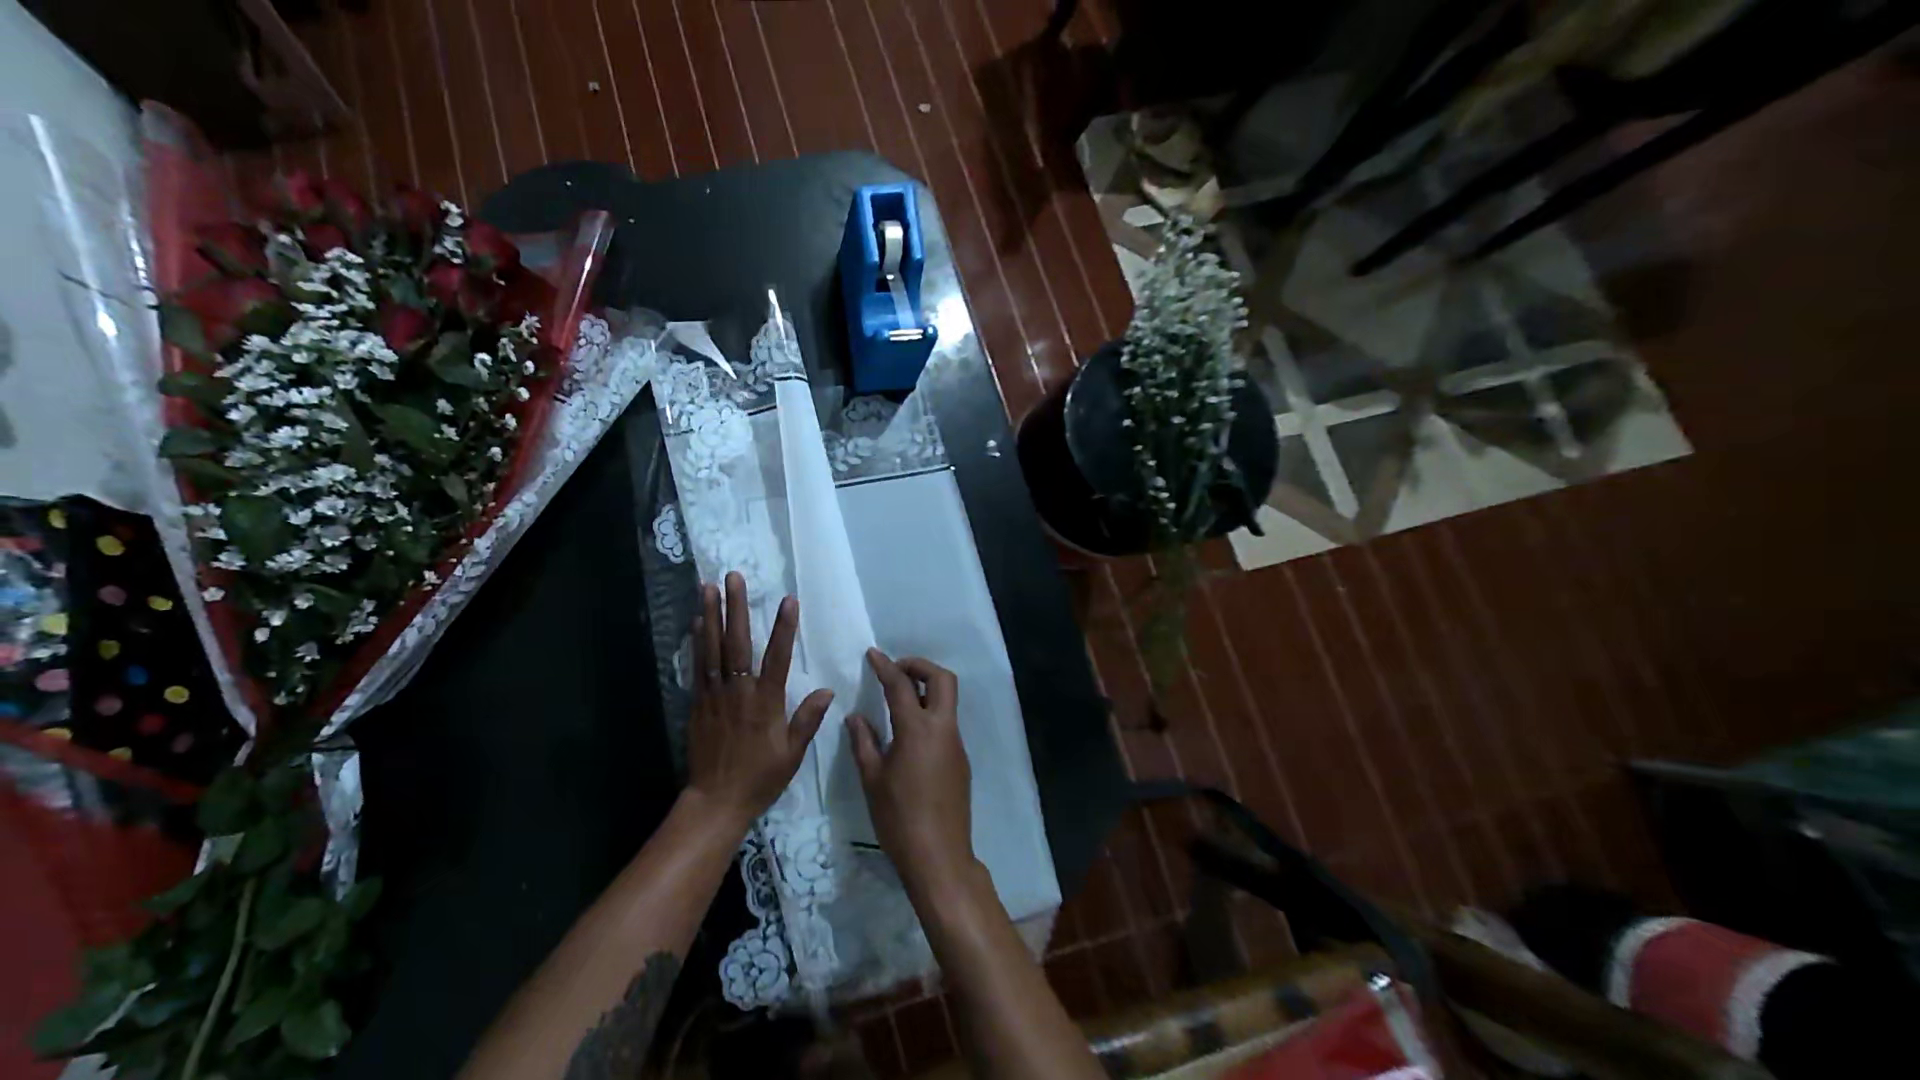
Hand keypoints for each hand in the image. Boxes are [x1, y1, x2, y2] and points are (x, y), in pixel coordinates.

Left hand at [685, 571, 832, 830]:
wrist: (716, 801)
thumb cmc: (760, 778)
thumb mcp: (792, 754)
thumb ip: (807, 720)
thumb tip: (827, 690)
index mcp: (765, 703)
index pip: (777, 658)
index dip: (783, 628)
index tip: (788, 601)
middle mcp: (738, 692)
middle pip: (737, 643)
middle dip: (736, 608)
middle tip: (733, 578)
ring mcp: (714, 695)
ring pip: (712, 649)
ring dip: (710, 616)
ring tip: (708, 587)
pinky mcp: (697, 703)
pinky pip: (698, 666)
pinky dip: (697, 642)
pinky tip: (696, 622)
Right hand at [847, 650, 973, 892]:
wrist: (939, 855)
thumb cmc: (898, 817)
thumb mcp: (872, 778)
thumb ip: (864, 742)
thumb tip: (856, 716)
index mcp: (917, 729)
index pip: (901, 685)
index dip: (886, 666)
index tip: (873, 654)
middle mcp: (942, 728)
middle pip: (942, 679)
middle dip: (919, 666)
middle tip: (895, 671)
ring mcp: (956, 744)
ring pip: (948, 700)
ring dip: (926, 689)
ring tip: (898, 698)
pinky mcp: (960, 760)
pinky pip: (947, 723)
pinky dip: (930, 713)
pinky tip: (909, 732)